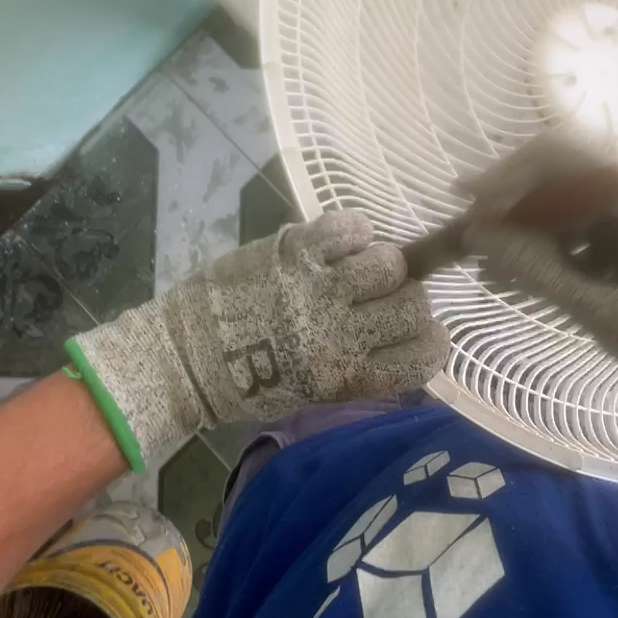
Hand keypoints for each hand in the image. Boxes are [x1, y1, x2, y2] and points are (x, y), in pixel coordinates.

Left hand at [66, 212, 447, 469]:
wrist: (185, 355)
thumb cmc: (251, 381)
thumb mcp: (315, 390)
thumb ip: (364, 365)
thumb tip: (408, 334)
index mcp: (346, 376)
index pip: (423, 355)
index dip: (432, 340)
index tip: (424, 332)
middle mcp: (340, 331)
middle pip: (414, 304)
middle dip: (408, 299)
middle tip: (386, 297)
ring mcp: (318, 286)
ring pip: (390, 261)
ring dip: (382, 263)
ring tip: (359, 267)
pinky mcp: (295, 249)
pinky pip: (351, 226)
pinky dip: (354, 231)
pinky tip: (341, 244)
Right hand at [459, 133, 617, 486]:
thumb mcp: (604, 310)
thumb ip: (537, 269)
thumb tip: (477, 235)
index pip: (556, 154)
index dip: (503, 176)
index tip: (464, 206)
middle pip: (563, 176)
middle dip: (514, 210)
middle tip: (475, 244)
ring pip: (576, 205)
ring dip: (535, 234)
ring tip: (497, 277)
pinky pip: (597, 229)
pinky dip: (563, 252)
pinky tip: (538, 286)